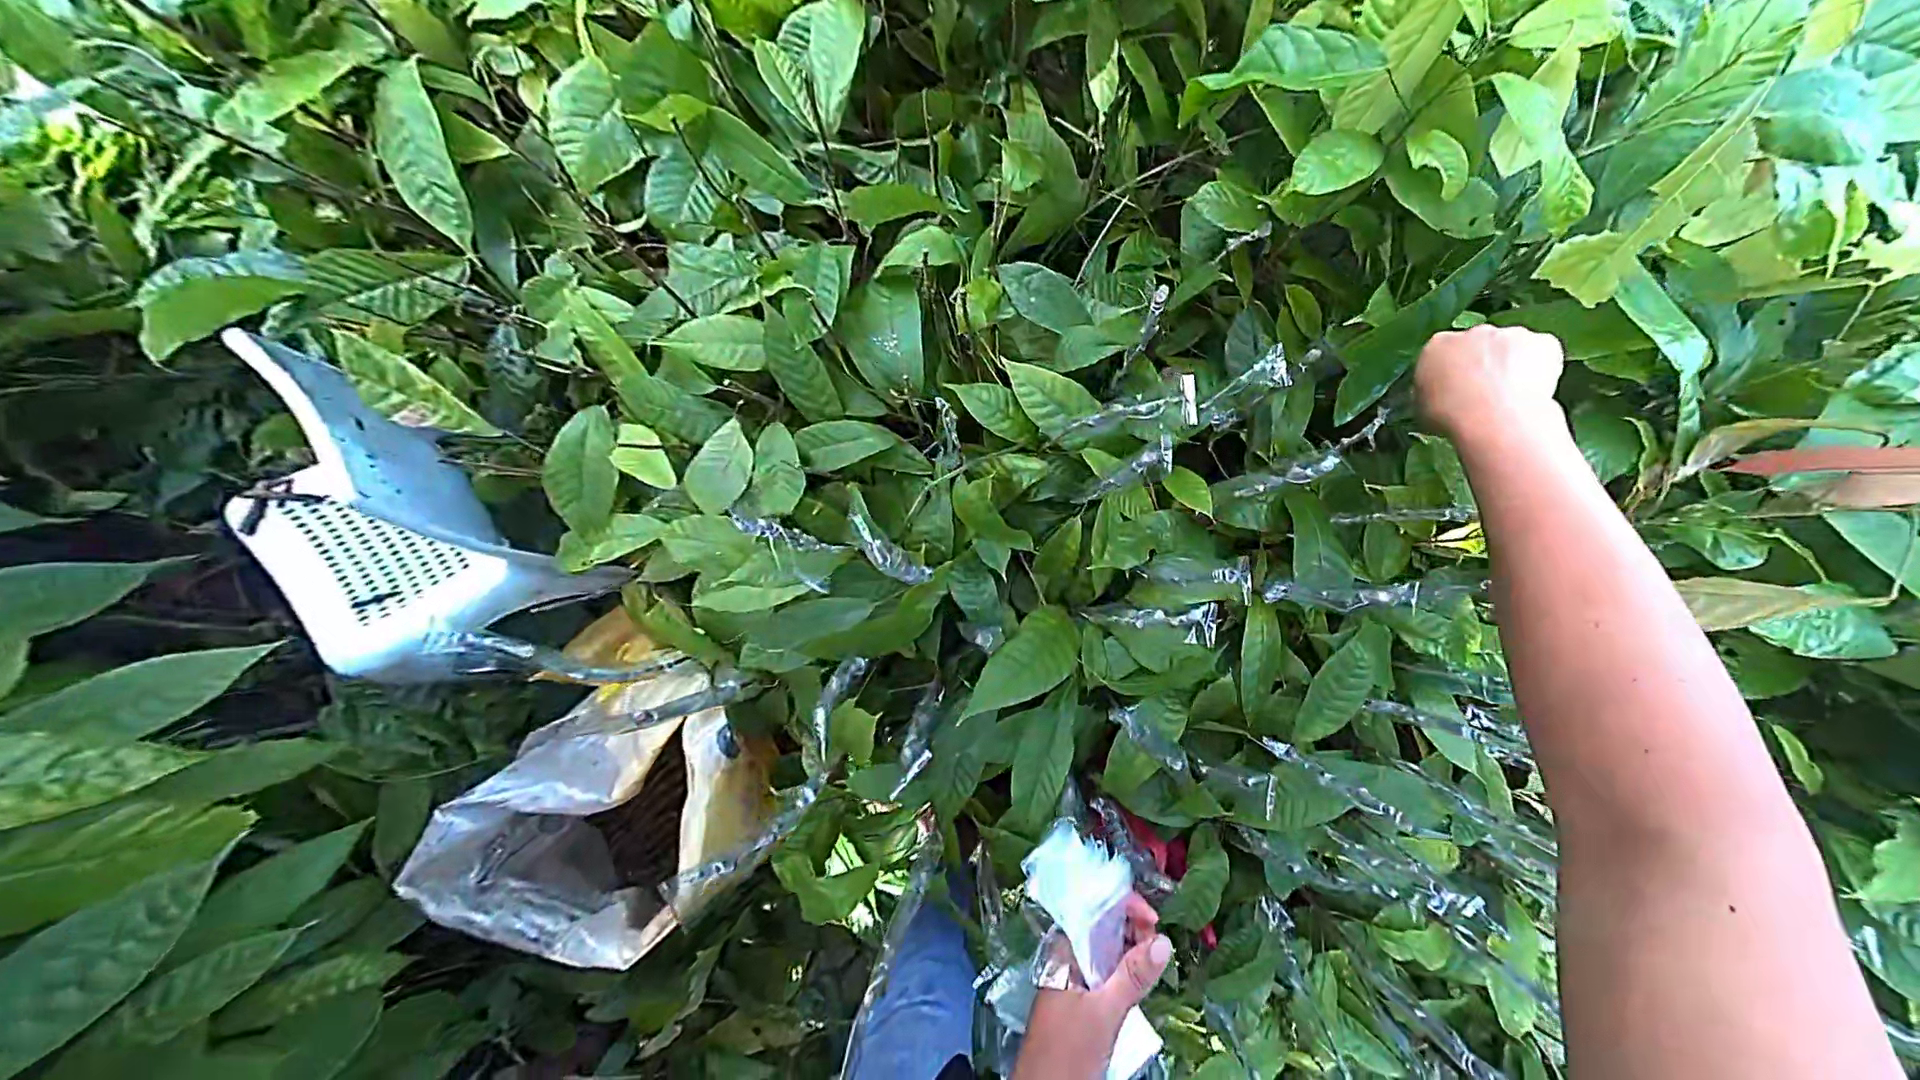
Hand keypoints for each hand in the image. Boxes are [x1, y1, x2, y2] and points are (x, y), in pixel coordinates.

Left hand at [1011, 893, 1170, 1079]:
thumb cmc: (1066, 1051)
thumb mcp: (1104, 1013)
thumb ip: (1132, 975)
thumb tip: (1163, 940)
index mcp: (1064, 947)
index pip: (1095, 908)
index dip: (1124, 905)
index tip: (1153, 917)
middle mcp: (1068, 955)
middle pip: (1103, 926)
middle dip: (1133, 925)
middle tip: (1160, 941)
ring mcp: (1075, 977)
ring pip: (1107, 950)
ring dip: (1133, 947)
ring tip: (1157, 954)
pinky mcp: (1082, 999)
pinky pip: (1106, 971)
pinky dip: (1126, 969)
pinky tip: (1143, 975)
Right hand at [1414, 324, 1566, 445]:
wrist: (1493, 418)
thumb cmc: (1450, 415)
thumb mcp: (1421, 407)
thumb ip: (1429, 391)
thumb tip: (1436, 395)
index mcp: (1436, 346)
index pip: (1440, 354)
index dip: (1446, 372)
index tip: (1450, 388)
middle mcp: (1473, 332)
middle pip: (1477, 344)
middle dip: (1479, 362)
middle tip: (1480, 391)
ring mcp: (1511, 334)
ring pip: (1510, 346)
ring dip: (1509, 362)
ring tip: (1507, 394)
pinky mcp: (1543, 341)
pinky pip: (1541, 351)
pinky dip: (1539, 366)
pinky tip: (1530, 389)